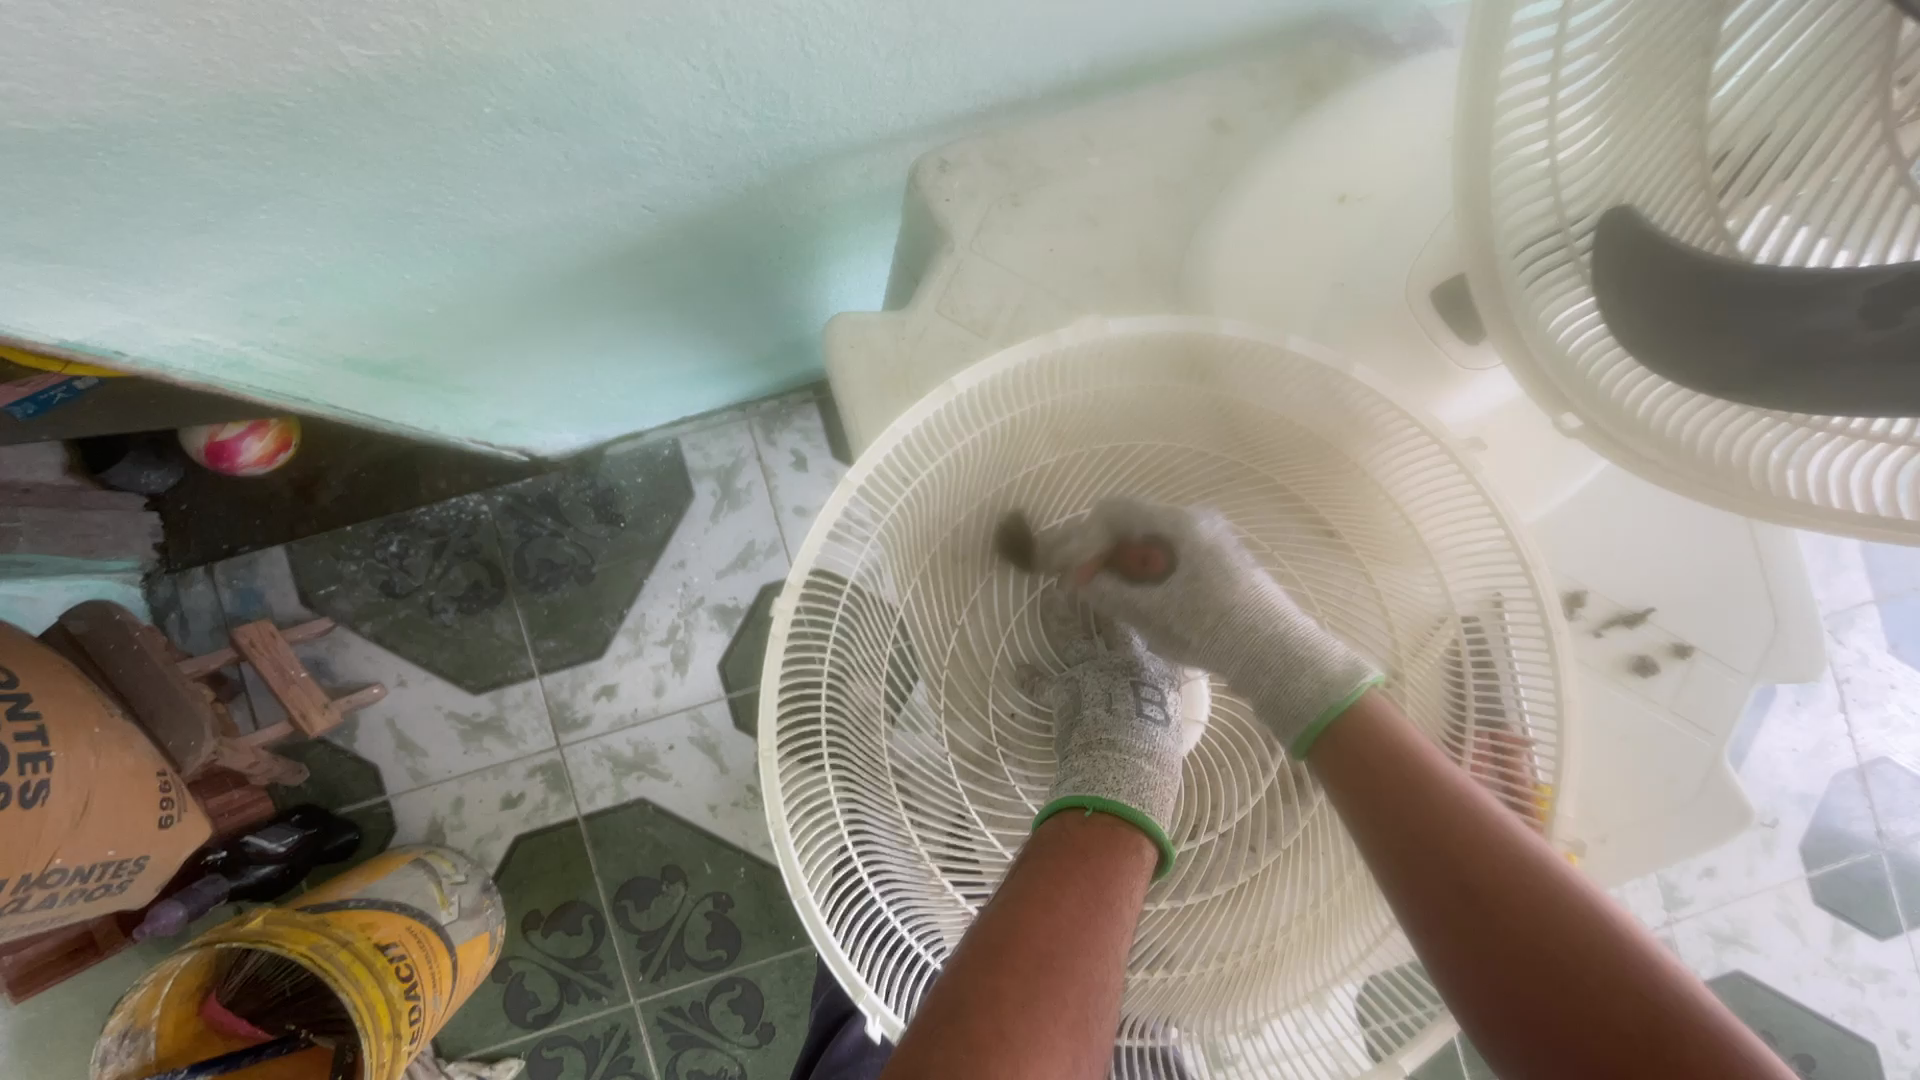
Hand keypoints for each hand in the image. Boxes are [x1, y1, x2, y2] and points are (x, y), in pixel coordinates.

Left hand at [1020, 589, 1185, 878]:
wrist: (1128, 759)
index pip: (1146, 633)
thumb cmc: (1158, 746)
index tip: (1128, 584)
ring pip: (1071, 636)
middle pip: (1109, 621)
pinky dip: (1028, 677)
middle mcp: (1121, 660)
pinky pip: (1040, 683)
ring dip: (1058, 615)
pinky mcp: (1063, 690)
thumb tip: (1166, 704)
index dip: (1135, 609)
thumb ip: (1167, 702)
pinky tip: (1017, 668)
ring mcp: (1089, 671)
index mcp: (1152, 667)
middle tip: (1086, 574)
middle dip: (1098, 596)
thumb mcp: (1174, 719)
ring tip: (1050, 596)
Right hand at [1033, 497, 1381, 758]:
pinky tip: (1141, 600)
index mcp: (1179, 523)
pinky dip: (1146, 572)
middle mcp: (1195, 521)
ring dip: (1121, 564)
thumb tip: (1079, 581)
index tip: (1075, 578)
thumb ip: (1110, 592)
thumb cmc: (1214, 630)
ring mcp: (1210, 540)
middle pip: (1130, 523)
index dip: (1084, 541)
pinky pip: (1170, 555)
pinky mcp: (1219, 562)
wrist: (1280, 657)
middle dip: (1099, 552)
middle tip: (1079, 584)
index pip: (1112, 511)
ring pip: (1149, 541)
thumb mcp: (1153, 614)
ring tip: (1108, 597)